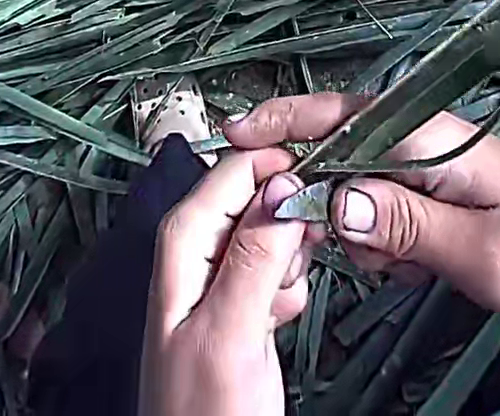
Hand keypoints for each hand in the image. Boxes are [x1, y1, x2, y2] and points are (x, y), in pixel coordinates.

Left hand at [140, 148, 313, 415]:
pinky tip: (275, 317)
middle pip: (261, 191)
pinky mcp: (240, 290)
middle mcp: (198, 242)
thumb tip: (283, 186)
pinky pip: (279, 260)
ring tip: (275, 304)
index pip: (239, 166)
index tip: (315, 195)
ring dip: (290, 261)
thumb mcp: (230, 334)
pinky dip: (288, 285)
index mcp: (185, 235)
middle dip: (288, 225)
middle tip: (287, 272)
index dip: (282, 171)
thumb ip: (256, 254)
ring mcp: (220, 267)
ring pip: (275, 226)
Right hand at [225, 93, 499, 316]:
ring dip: (349, 226)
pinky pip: (370, 205)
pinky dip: (372, 237)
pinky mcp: (420, 186)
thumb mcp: (478, 249)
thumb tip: (331, 201)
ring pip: (346, 183)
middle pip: (330, 148)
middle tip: (322, 248)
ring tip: (397, 266)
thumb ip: (402, 224)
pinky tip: (405, 263)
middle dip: (314, 195)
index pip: (334, 113)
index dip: (279, 120)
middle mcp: (411, 136)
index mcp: (421, 133)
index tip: (231, 136)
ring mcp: (415, 161)